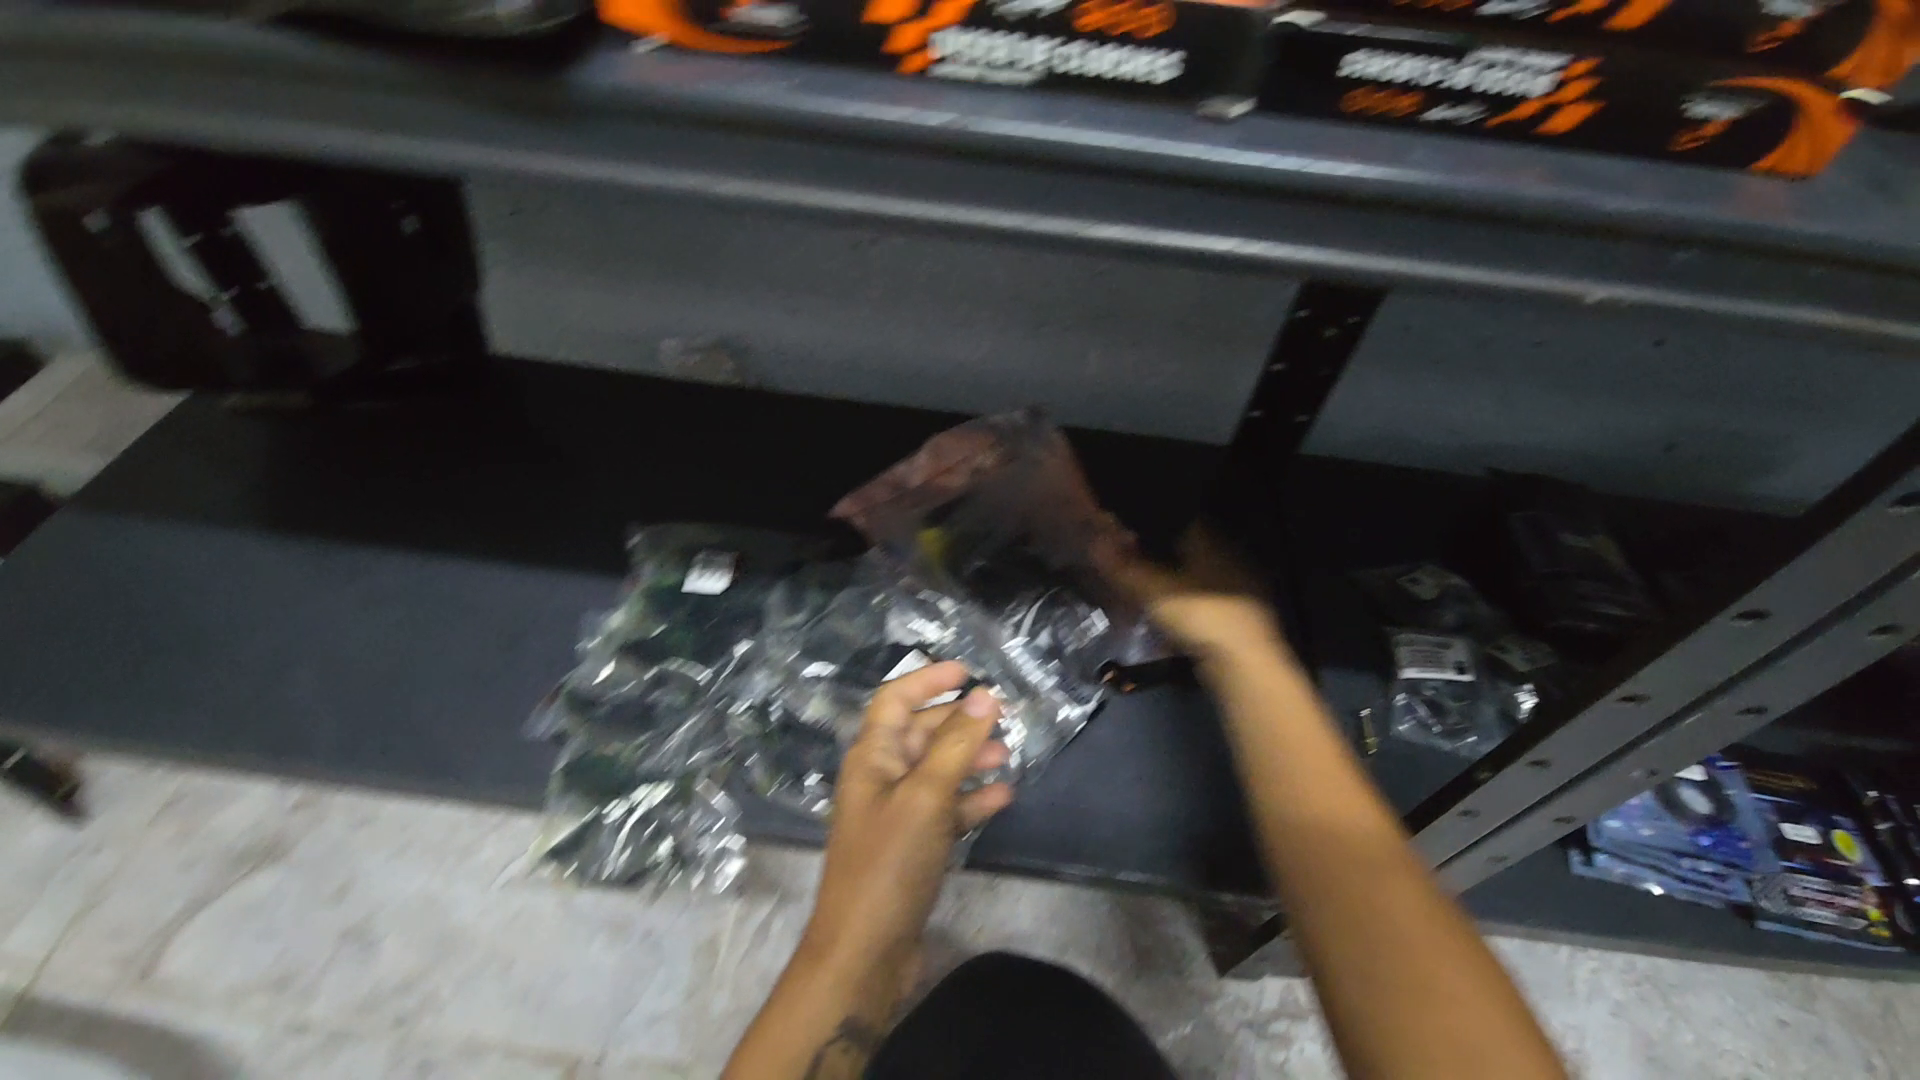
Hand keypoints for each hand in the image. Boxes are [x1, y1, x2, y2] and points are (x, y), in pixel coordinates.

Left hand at [798, 661, 1013, 1014]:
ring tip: (1007, 754)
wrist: (864, 953)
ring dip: (969, 758)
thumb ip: (955, 744)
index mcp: (871, 757)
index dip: (927, 680)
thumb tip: (984, 694)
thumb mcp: (925, 796)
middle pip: (920, 733)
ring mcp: (897, 814)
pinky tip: (1002, 797)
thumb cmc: (888, 863)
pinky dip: (971, 800)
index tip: (967, 671)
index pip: (894, 700)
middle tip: (1002, 715)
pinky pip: (945, 810)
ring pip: (937, 771)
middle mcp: (881, 778)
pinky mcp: (913, 847)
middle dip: (957, 720)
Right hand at [1093, 522, 1288, 671]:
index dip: (1152, 521)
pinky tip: (1168, 617)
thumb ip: (1123, 567)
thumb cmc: (1200, 616)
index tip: (1126, 527)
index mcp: (1211, 542)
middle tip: (1130, 561)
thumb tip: (1094, 541)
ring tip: (1144, 590)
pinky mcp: (1238, 616)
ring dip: (1172, 581)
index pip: (1180, 518)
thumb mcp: (1153, 592)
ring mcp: (1237, 587)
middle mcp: (1228, 557)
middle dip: (1159, 553)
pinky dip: (1184, 604)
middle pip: (1187, 547)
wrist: (1246, 665)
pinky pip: (1203, 601)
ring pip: (1196, 575)